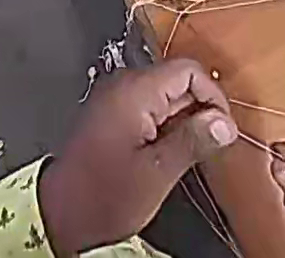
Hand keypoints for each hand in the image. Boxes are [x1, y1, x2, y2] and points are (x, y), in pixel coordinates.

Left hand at [39, 59, 237, 257]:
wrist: (58, 214)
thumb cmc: (106, 194)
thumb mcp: (156, 173)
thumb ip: (192, 141)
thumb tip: (226, 123)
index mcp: (137, 90)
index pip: (188, 70)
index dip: (212, 95)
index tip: (225, 129)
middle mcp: (127, 83)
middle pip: (178, 79)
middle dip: (200, 108)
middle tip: (212, 146)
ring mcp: (119, 95)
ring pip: (167, 93)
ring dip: (185, 118)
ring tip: (193, 152)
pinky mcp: (115, 111)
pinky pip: (151, 105)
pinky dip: (168, 123)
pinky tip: (171, 151)